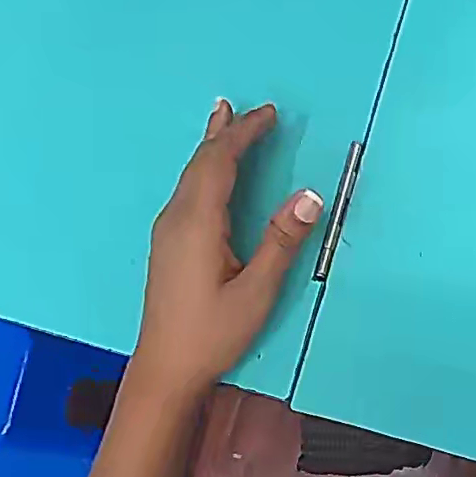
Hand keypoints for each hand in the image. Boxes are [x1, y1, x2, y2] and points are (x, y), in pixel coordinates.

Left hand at [131, 100, 325, 396]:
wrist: (166, 368)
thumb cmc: (212, 334)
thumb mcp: (256, 292)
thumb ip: (280, 243)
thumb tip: (309, 197)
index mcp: (198, 223)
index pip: (221, 162)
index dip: (245, 135)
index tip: (269, 115)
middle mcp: (176, 219)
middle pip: (199, 163)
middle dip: (224, 133)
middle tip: (242, 108)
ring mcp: (166, 234)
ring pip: (189, 178)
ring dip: (210, 150)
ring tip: (223, 127)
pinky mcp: (166, 249)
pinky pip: (185, 195)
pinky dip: (202, 174)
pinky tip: (207, 181)